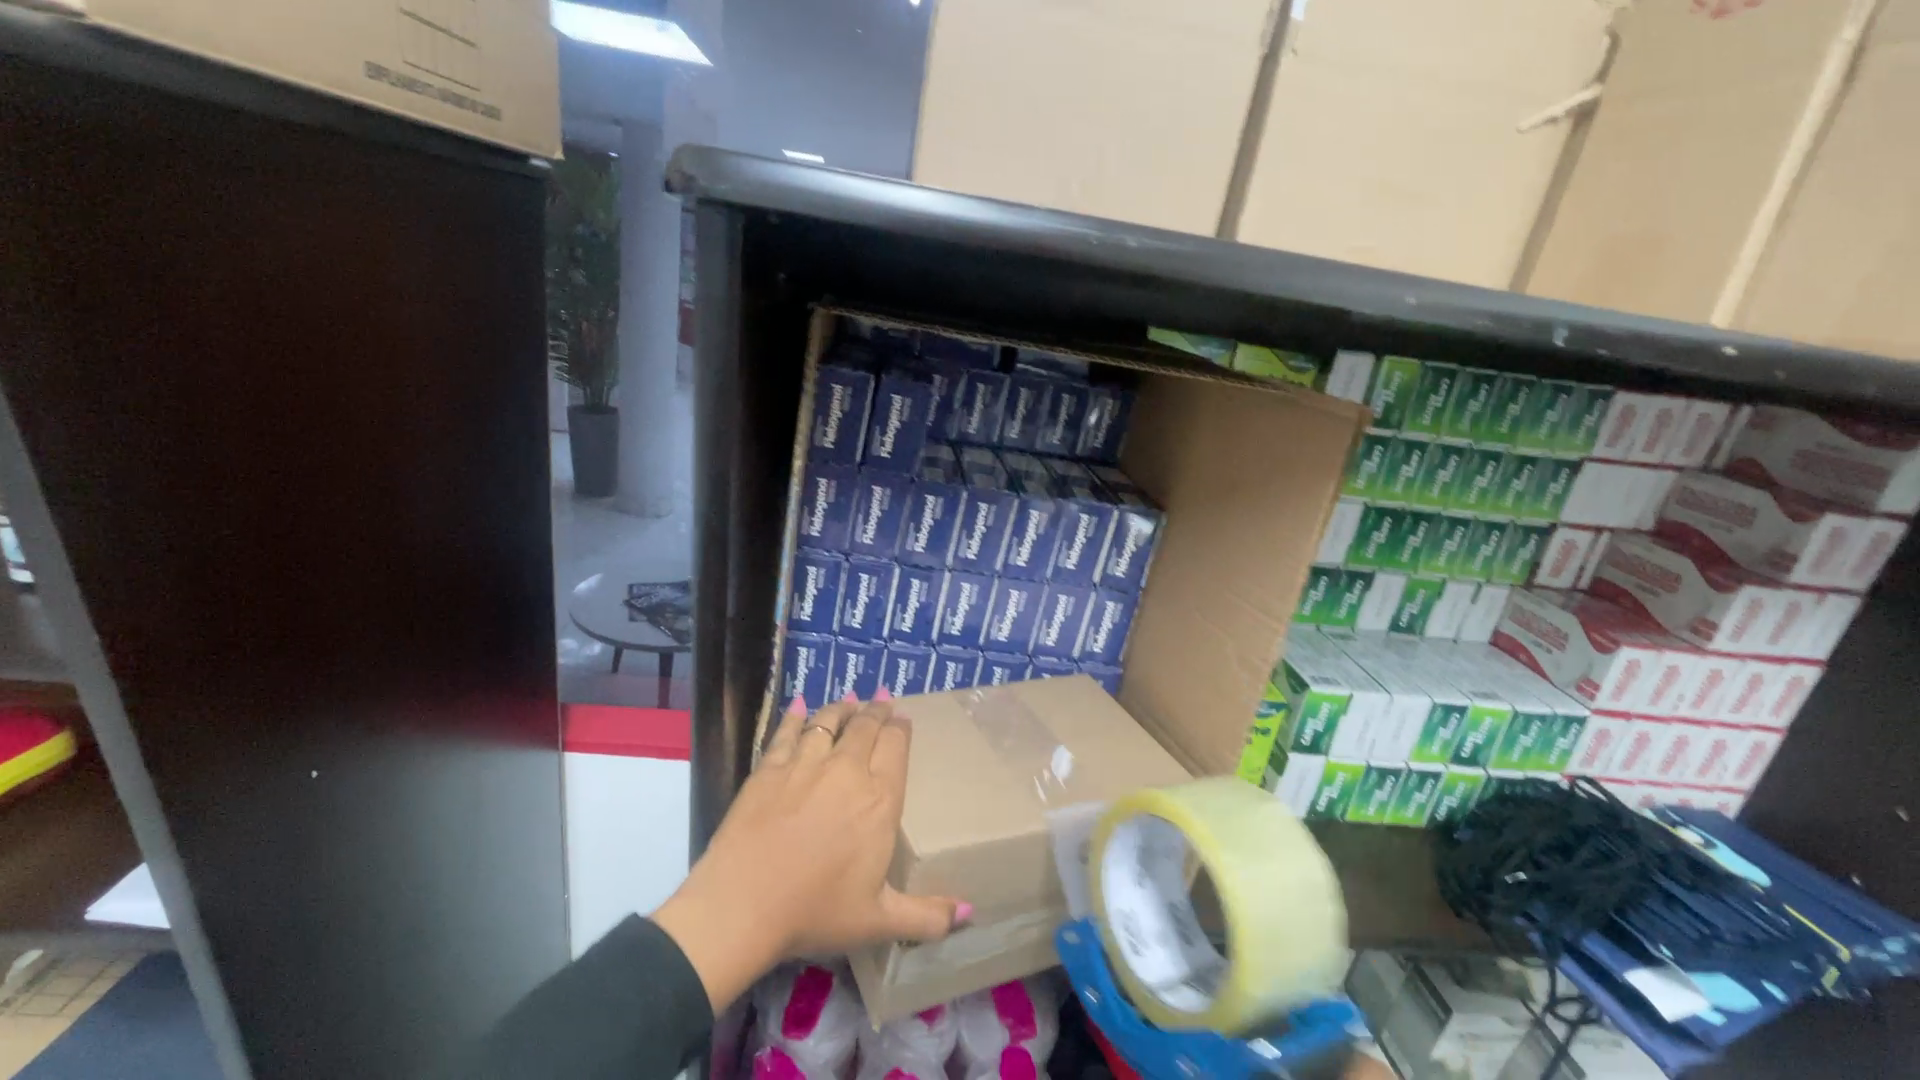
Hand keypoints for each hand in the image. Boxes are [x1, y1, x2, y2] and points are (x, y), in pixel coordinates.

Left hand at [652, 689, 968, 1011]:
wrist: (743, 904)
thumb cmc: (817, 912)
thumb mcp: (879, 921)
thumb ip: (927, 917)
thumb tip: (970, 912)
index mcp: (881, 800)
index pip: (896, 748)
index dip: (900, 728)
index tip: (902, 718)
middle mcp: (847, 771)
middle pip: (865, 728)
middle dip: (875, 710)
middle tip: (880, 699)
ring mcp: (804, 765)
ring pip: (828, 722)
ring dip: (841, 708)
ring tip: (848, 701)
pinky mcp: (768, 769)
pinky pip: (787, 732)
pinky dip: (795, 716)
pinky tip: (799, 706)